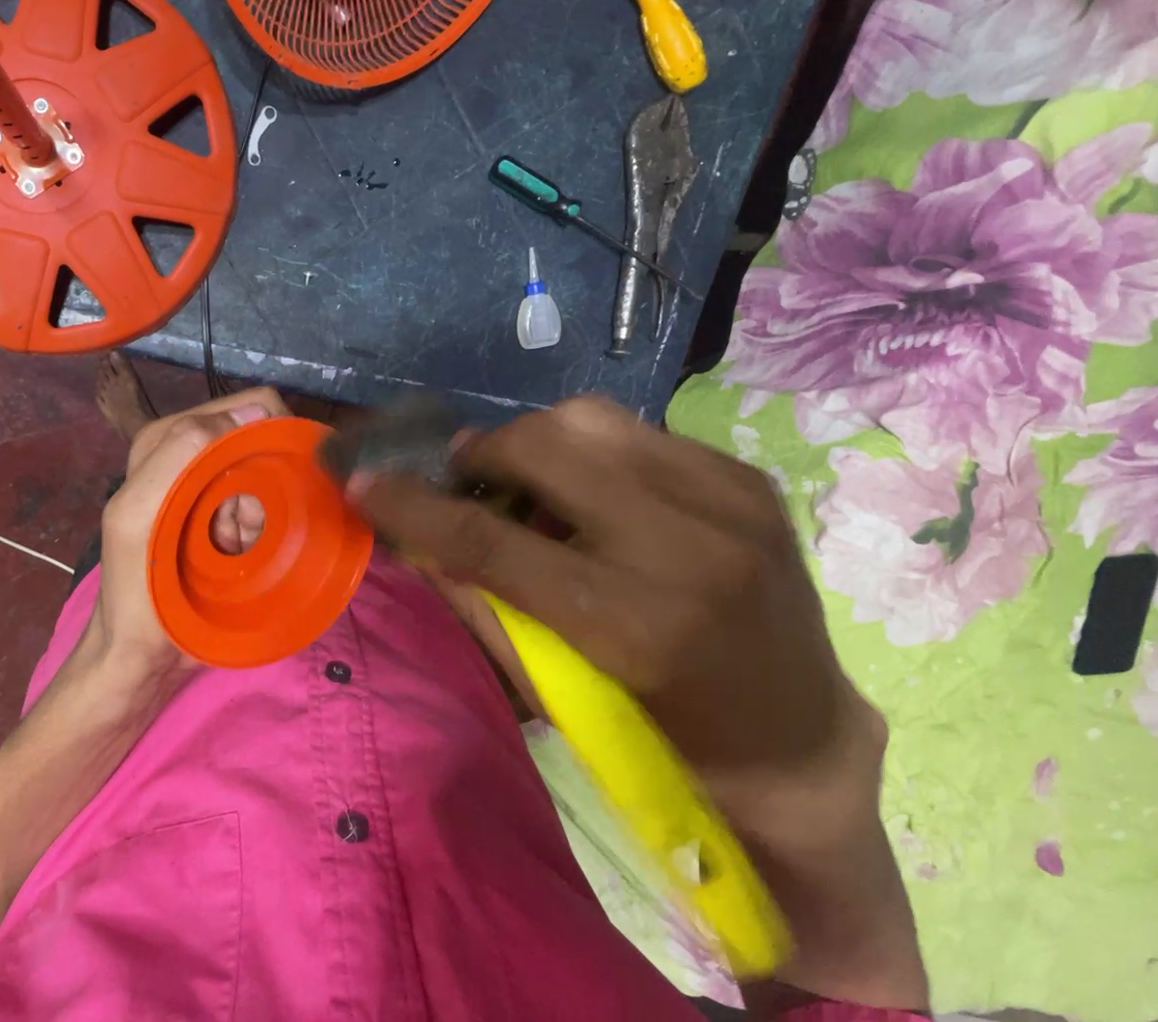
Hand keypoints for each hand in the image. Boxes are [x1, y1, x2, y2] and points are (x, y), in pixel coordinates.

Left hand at [90, 387, 290, 673]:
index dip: (260, 448)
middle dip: (261, 488)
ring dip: (262, 518)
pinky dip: (262, 535)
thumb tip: (253, 412)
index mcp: (165, 439)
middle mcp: (190, 454)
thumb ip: (178, 454)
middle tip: (237, 533)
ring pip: (271, 479)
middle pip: (263, 445)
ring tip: (233, 552)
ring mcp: (212, 487)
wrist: (141, 655)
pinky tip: (237, 559)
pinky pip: (270, 509)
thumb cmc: (136, 591)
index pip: (245, 410)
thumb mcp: (139, 514)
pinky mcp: (227, 518)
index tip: (246, 499)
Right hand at [349, 397, 925, 1009]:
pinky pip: (639, 431)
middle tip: (465, 481)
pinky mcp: (750, 479)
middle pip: (546, 447)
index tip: (364, 483)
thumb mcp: (559, 695)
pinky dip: (595, 453)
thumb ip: (483, 610)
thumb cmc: (662, 737)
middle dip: (482, 453)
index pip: (493, 542)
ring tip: (531, 484)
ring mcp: (730, 503)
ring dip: (538, 443)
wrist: (793, 738)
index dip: (417, 507)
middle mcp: (687, 548)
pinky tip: (596, 494)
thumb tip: (418, 541)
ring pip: (591, 418)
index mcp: (630, 624)